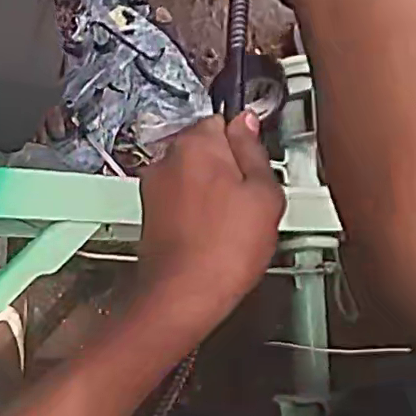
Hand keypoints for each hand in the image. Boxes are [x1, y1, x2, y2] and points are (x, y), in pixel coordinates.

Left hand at [133, 113, 283, 335]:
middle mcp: (166, 161)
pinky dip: (195, 211)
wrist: (183, 295)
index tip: (258, 163)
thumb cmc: (221, 252)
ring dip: (211, 191)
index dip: (246, 142)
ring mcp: (154, 188)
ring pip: (193, 177)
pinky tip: (214, 234)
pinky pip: (180, 200)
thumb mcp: (264, 194)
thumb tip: (248, 124)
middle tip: (250, 198)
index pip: (224, 120)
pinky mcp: (150, 214)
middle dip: (228, 167)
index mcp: (195, 145)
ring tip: (232, 222)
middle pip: (206, 149)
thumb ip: (255, 151)